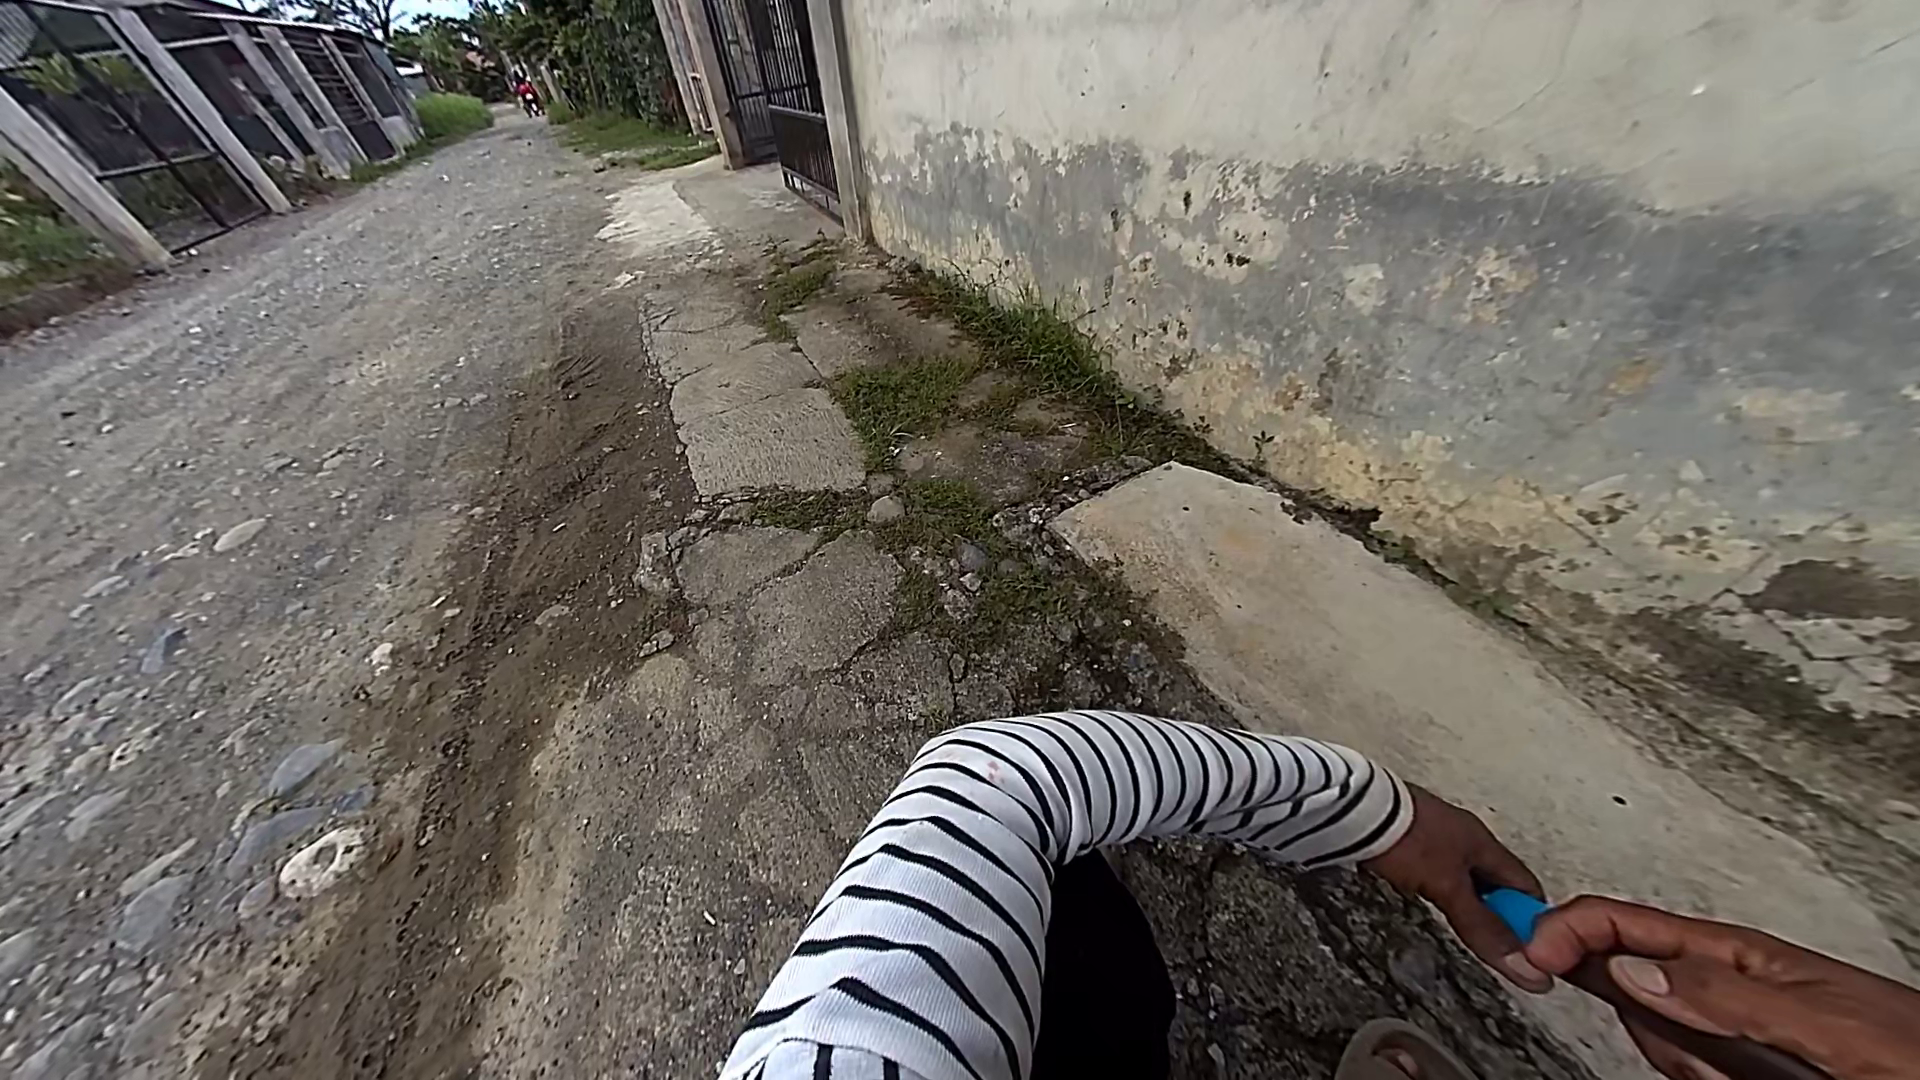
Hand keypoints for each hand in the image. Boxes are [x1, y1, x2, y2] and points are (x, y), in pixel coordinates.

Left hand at [1361, 784, 1548, 990]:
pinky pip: (1420, 857)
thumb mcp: (1447, 886)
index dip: (1529, 920)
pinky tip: (1410, 885)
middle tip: (1483, 939)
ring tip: (1447, 915)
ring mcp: (1424, 824)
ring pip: (1452, 867)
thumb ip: (1484, 926)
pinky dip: (1422, 876)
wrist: (1348, 801)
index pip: (1523, 885)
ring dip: (1453, 891)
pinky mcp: (1395, 826)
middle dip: (1487, 906)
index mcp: (1480, 839)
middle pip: (1486, 876)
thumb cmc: (1402, 836)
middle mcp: (1456, 828)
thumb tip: (1531, 972)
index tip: (1526, 952)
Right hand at [1523, 895, 1919, 1079]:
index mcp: (1727, 952)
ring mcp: (1726, 1023)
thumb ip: (1725, 991)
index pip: (1611, 919)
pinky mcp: (1735, 1061)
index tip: (1533, 957)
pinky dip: (1697, 1077)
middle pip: (1622, 980)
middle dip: (1643, 1023)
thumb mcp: (1833, 1025)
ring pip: (1652, 1030)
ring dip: (1683, 1063)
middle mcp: (1716, 980)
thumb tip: (1624, 970)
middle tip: (1699, 1064)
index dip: (1560, 928)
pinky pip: (1683, 1064)